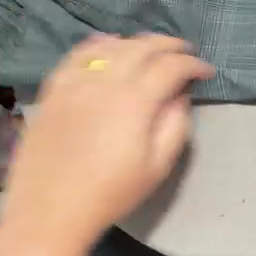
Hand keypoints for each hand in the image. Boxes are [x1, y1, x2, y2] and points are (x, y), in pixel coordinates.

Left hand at [0, 34, 214, 248]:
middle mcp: (103, 82)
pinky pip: (76, 56)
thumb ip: (175, 125)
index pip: (170, 67)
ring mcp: (74, 83)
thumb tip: (180, 96)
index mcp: (134, 102)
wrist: (49, 212)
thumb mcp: (157, 167)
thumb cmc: (110, 194)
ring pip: (110, 47)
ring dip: (136, 43)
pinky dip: (97, 45)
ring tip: (151, 49)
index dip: (193, 65)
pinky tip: (107, 45)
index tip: (206, 72)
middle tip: (185, 51)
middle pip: (141, 48)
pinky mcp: (52, 91)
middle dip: (168, 45)